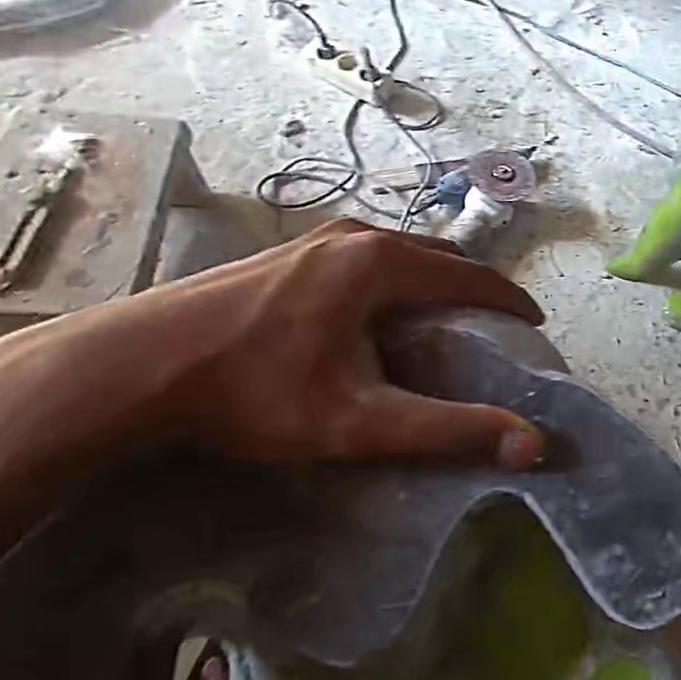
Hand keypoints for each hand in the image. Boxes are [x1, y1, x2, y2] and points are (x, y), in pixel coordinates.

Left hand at [0, 218, 547, 468]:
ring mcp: (313, 237)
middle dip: (473, 285)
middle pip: (435, 255)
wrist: (145, 362)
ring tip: (446, 315)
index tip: (534, 323)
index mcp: (378, 263)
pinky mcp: (285, 251)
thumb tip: (529, 444)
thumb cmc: (256, 391)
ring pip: (395, 251)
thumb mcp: (359, 419)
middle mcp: (351, 235)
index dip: (508, 300)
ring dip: (430, 277)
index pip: (469, 276)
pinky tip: (378, 308)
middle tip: (494, 323)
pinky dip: (392, 276)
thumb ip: (446, 430)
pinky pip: (362, 255)